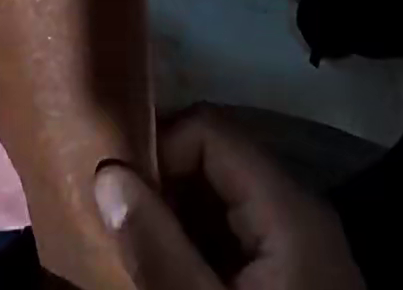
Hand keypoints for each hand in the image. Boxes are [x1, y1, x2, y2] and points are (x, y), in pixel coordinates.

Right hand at [95, 110, 365, 289]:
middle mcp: (295, 207)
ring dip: (174, 216)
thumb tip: (107, 172)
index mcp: (286, 205)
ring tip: (133, 250)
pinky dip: (194, 243)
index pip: (211, 131)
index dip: (160, 149)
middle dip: (163, 184)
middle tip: (116, 224)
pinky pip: (233, 234)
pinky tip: (167, 271)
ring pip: (221, 198)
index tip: (116, 192)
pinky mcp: (288, 272)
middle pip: (217, 160)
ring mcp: (295, 241)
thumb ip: (157, 247)